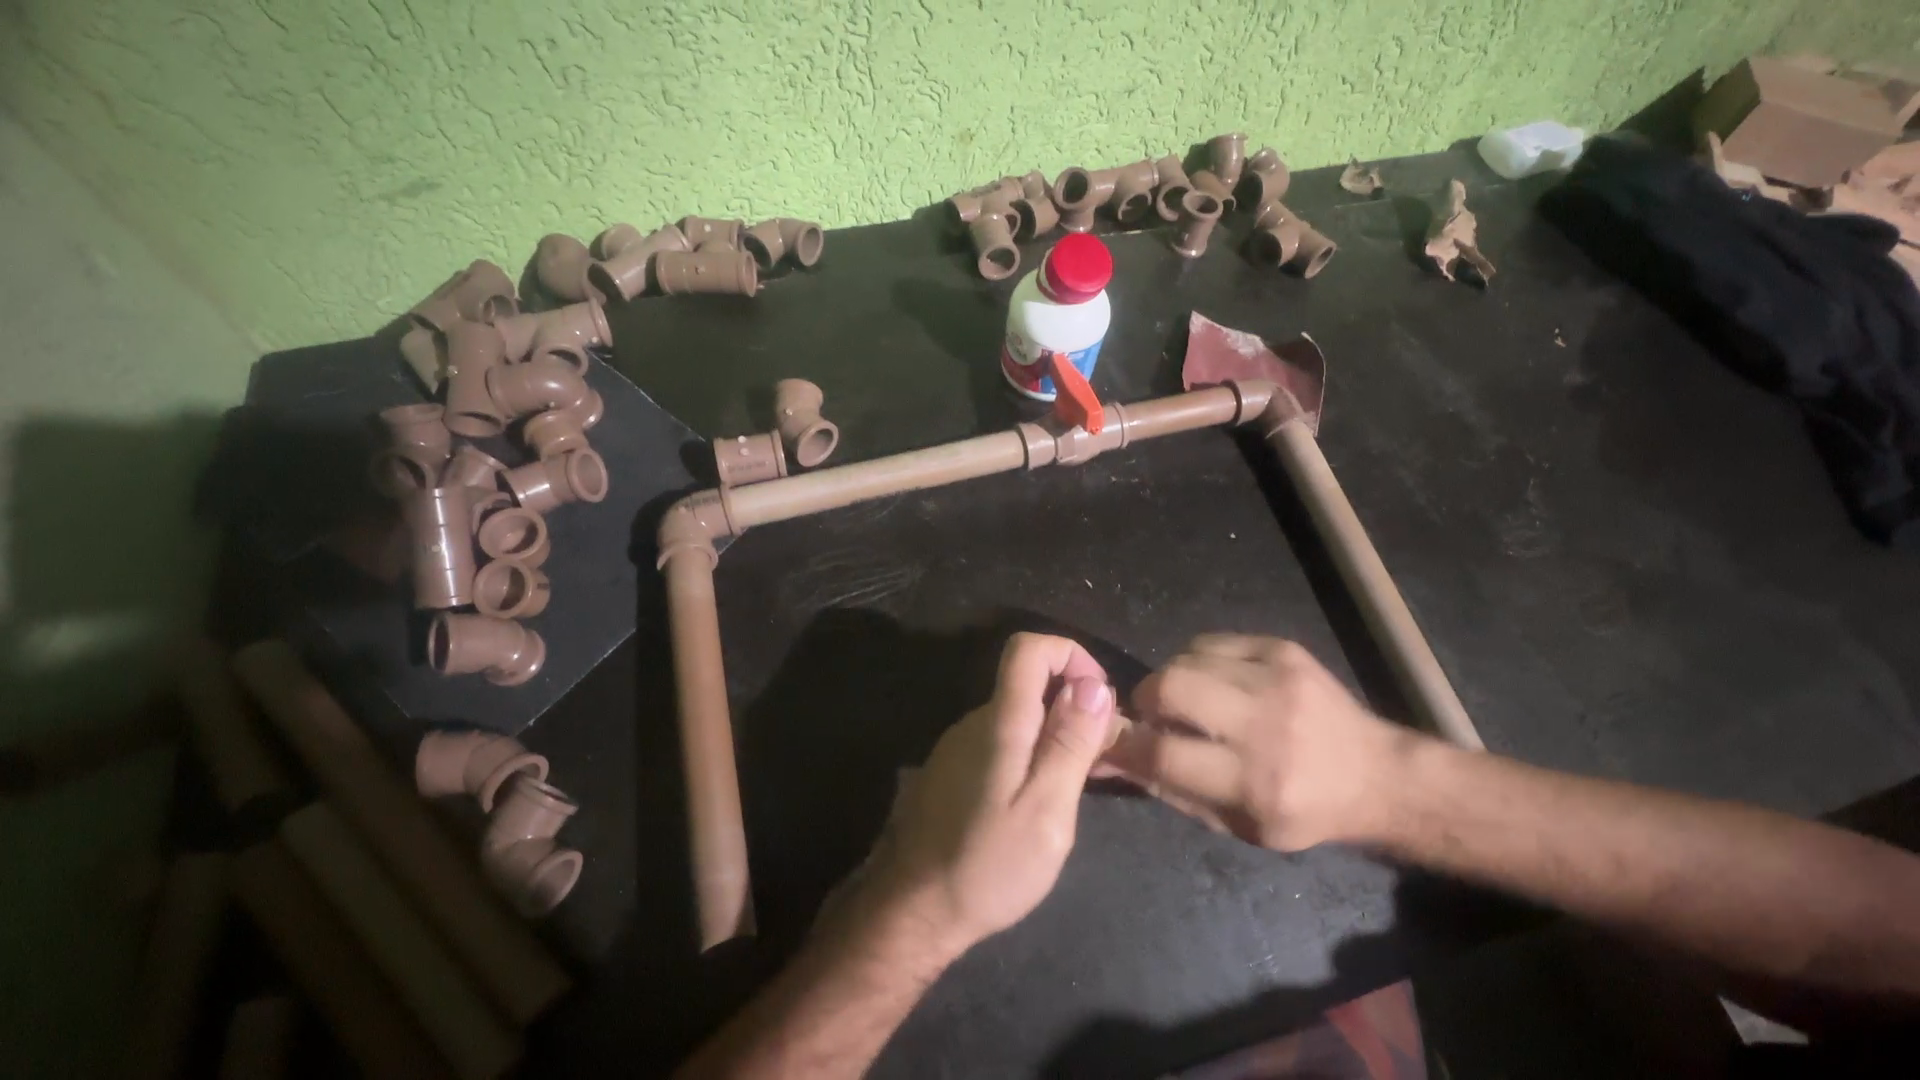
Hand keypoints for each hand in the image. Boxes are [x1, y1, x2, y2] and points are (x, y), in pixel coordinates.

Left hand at [850, 632, 1119, 959]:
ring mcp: (958, 747)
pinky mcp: (952, 772)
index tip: (1101, 699)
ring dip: (1054, 735)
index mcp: (999, 722)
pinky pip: (1001, 743)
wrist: (913, 910)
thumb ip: (1070, 743)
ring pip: (1017, 717)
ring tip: (1079, 788)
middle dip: (1073, 705)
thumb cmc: (988, 865)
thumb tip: (1093, 684)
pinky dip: (1030, 756)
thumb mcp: (1046, 809)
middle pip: (1028, 683)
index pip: (1028, 648)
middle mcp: (973, 722)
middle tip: (1104, 759)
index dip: (1072, 655)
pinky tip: (1042, 803)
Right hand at [1101, 635, 1412, 850]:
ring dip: (1172, 680)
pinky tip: (1215, 682)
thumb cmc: (1302, 812)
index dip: (1123, 746)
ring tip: (1189, 700)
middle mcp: (1265, 725)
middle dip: (1144, 699)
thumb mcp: (1236, 825)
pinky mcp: (1283, 650)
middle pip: (1170, 686)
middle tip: (1153, 715)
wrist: (1379, 775)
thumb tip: (1108, 758)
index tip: (1106, 741)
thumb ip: (1169, 789)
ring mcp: (1277, 679)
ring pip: (1185, 658)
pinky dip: (1199, 661)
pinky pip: (1211, 642)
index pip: (1163, 754)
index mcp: (1254, 782)